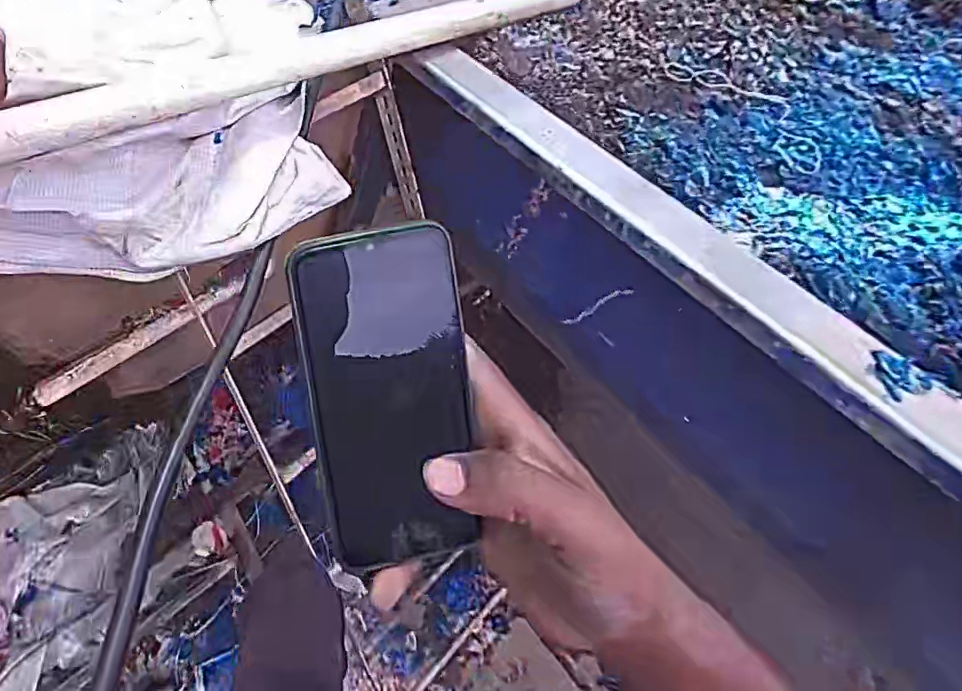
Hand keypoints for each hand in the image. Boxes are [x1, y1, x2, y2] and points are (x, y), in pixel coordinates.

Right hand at [382, 341, 786, 689]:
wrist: (621, 630)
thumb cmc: (609, 559)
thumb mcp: (564, 513)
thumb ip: (504, 484)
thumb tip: (434, 471)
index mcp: (513, 425)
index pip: (470, 365)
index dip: (432, 340)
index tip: (380, 332)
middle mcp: (488, 447)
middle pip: (431, 413)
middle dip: (388, 415)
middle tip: (341, 426)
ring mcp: (475, 489)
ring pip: (418, 472)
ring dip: (387, 493)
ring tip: (355, 516)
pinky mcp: (467, 530)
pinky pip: (421, 531)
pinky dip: (401, 552)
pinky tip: (386, 580)